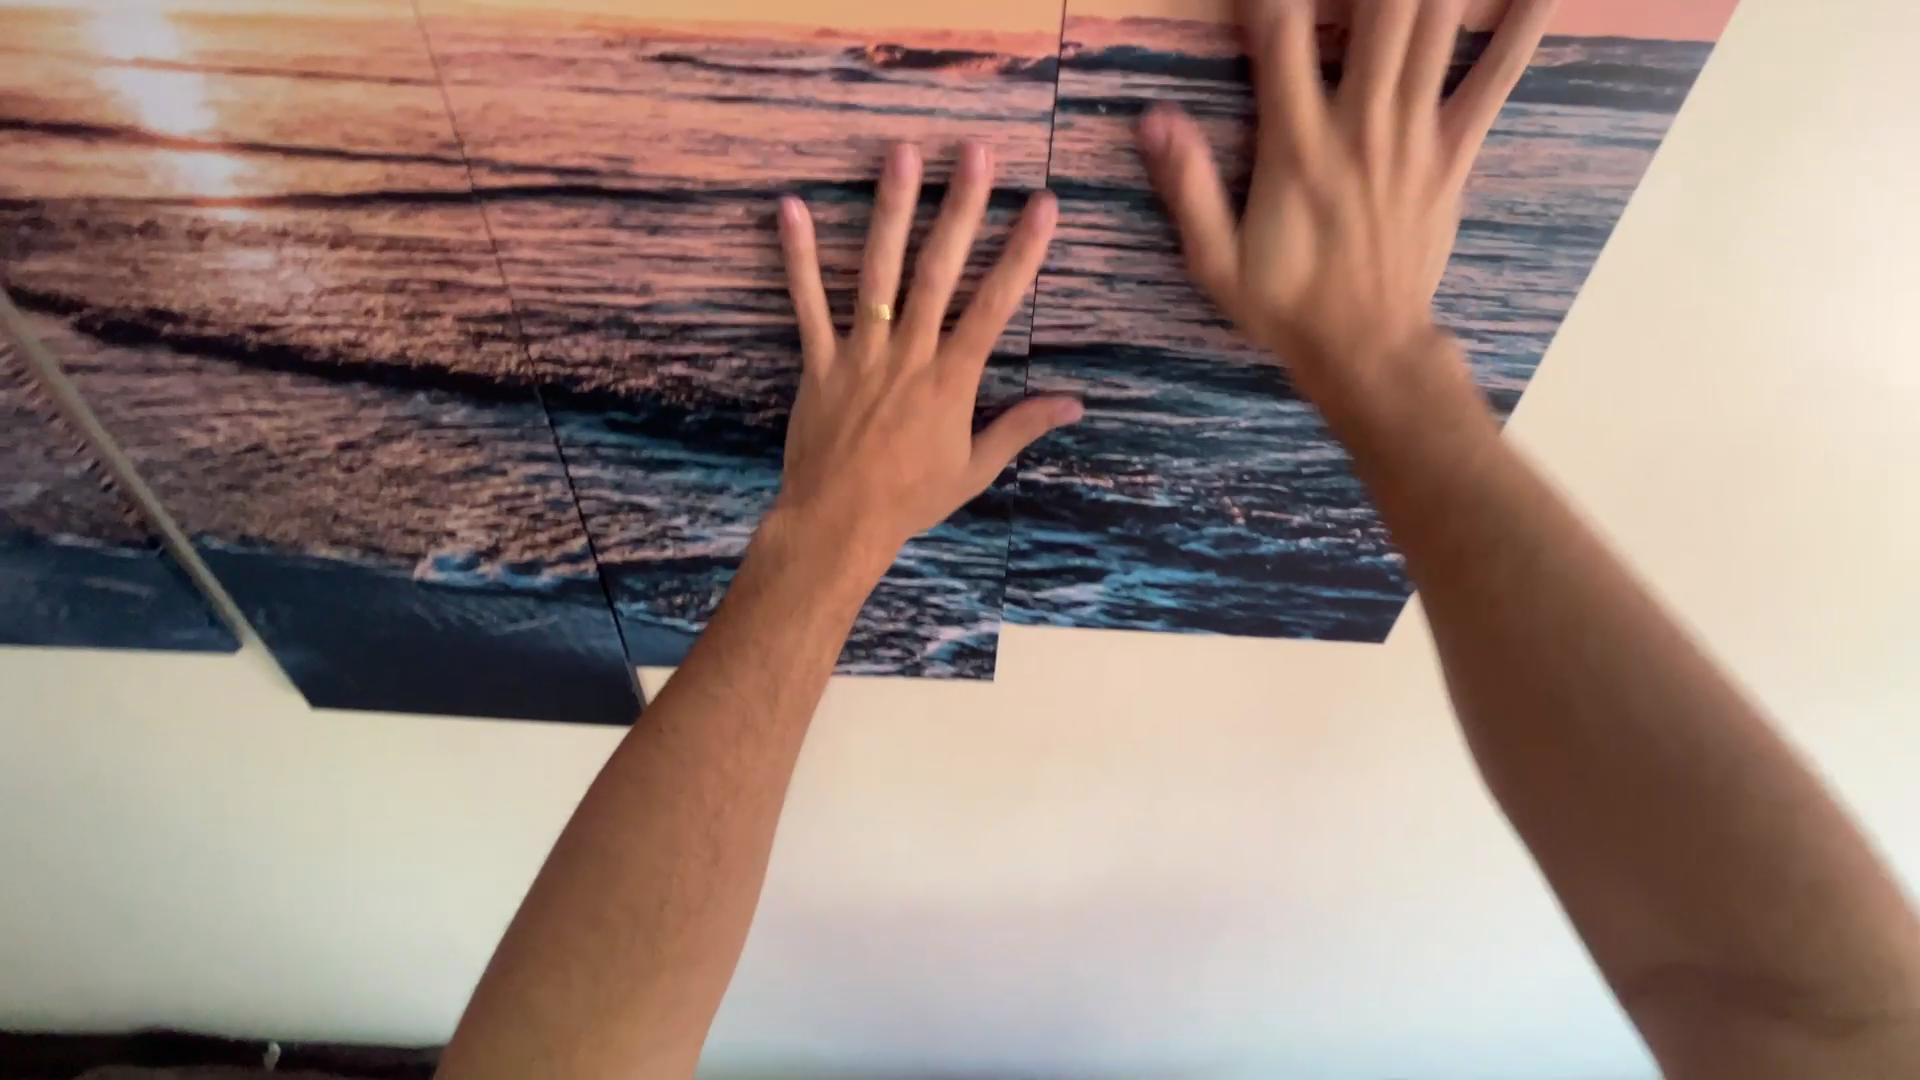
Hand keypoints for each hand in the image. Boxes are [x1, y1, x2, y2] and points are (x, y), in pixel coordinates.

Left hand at [770, 142, 1079, 577]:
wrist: (840, 522)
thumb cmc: (911, 499)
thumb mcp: (975, 469)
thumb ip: (1021, 428)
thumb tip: (1075, 405)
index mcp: (952, 381)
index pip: (994, 306)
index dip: (1021, 254)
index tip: (1042, 205)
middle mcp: (909, 356)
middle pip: (938, 273)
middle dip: (961, 209)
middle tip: (976, 152)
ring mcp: (860, 355)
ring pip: (877, 274)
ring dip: (891, 211)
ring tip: (902, 155)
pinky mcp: (818, 363)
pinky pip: (807, 305)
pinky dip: (800, 258)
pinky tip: (793, 209)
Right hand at [1136, 0, 1556, 405]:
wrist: (1365, 349)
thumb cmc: (1284, 307)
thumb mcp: (1216, 263)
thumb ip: (1189, 188)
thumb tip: (1154, 120)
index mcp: (1297, 150)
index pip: (1282, 36)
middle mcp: (1361, 125)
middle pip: (1377, 8)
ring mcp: (1416, 135)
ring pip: (1437, 22)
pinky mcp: (1455, 152)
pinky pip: (1498, 73)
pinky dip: (1524, 20)